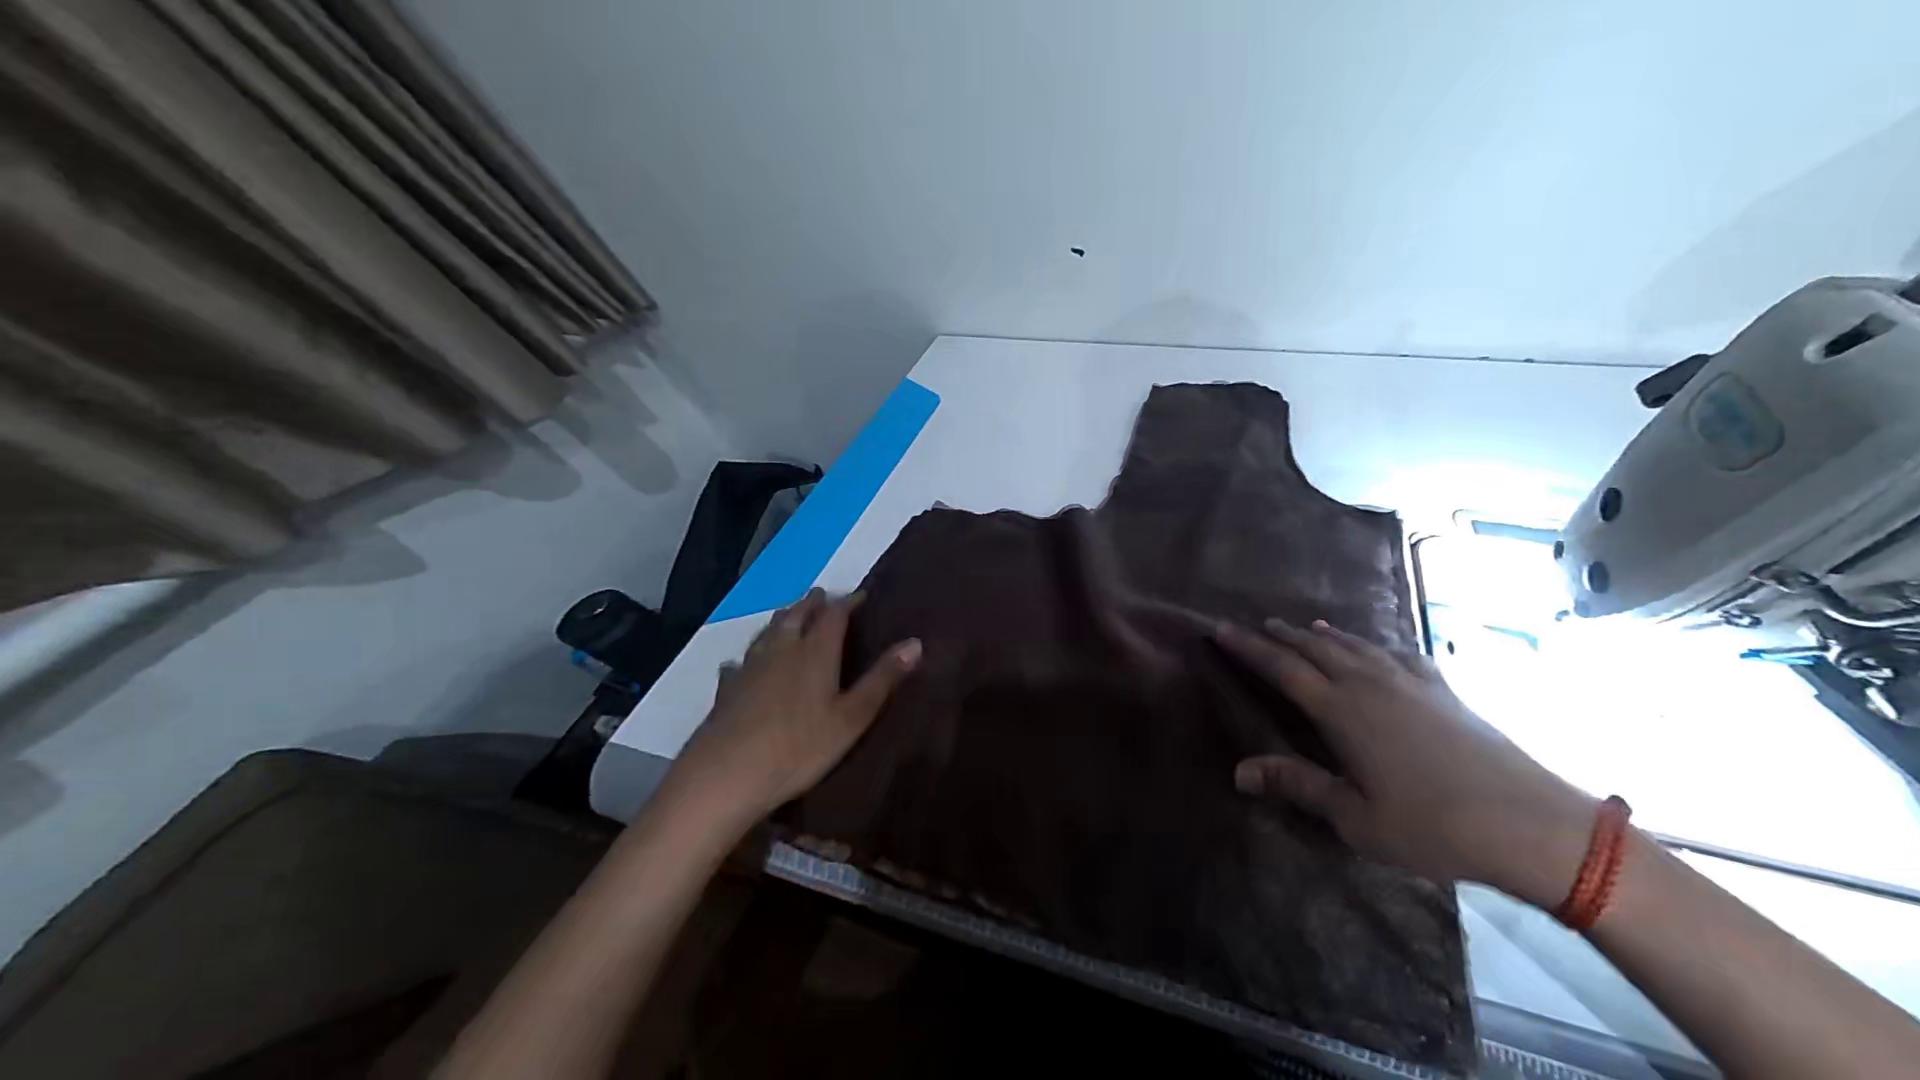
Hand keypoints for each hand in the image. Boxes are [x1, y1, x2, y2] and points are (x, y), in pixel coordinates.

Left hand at [664, 588, 920, 825]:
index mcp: (815, 652)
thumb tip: (915, 642)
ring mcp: (749, 667)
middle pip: (796, 615)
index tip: (861, 596)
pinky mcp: (727, 689)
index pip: (834, 614)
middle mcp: (781, 649)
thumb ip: (882, 680)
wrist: (727, 774)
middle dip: (812, 604)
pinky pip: (740, 662)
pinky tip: (742, 664)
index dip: (848, 602)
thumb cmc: (800, 747)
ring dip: (783, 619)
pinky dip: (749, 656)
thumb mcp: (852, 718)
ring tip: (790, 616)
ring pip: (767, 632)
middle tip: (824, 597)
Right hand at [1215, 617, 1597, 907]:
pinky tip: (1376, 649)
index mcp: (1342, 711)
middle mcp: (1370, 685)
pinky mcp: (1444, 691)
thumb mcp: (1356, 818)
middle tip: (1258, 623)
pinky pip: (1397, 655)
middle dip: (1283, 635)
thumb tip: (1238, 771)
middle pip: (1316, 649)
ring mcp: (1411, 683)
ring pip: (1355, 646)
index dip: (1248, 647)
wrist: (1535, 826)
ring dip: (1324, 635)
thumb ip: (1298, 785)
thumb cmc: (1435, 827)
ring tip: (1305, 627)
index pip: (1282, 668)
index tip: (1220, 628)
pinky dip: (1374, 645)